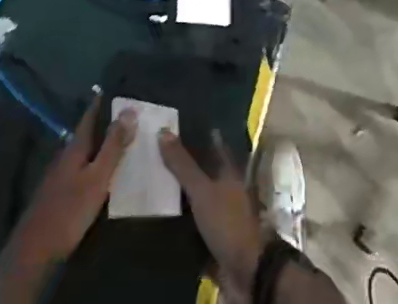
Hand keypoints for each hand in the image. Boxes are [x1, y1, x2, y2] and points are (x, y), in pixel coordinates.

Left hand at [16, 102, 135, 264]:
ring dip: (99, 146)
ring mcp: (60, 174)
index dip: (98, 104)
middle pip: (86, 134)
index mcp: (75, 147)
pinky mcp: (60, 192)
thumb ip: (112, 146)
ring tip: (119, 144)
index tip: (110, 89)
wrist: (37, 245)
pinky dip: (94, 164)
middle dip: (102, 125)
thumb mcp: (97, 177)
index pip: (88, 118)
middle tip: (124, 118)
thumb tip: (129, 111)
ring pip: (83, 153)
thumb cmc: (70, 208)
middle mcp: (66, 155)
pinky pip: (81, 169)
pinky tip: (103, 174)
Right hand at [159, 129, 265, 298]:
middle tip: (156, 150)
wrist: (246, 272)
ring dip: (178, 191)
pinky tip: (158, 211)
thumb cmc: (228, 223)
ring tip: (151, 178)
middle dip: (183, 163)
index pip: (215, 147)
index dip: (200, 135)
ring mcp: (220, 215)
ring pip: (196, 197)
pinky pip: (190, 221)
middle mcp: (226, 192)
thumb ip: (182, 164)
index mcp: (229, 175)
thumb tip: (162, 130)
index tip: (179, 125)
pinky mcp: (211, 237)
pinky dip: (177, 217)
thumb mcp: (202, 190)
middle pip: (203, 172)